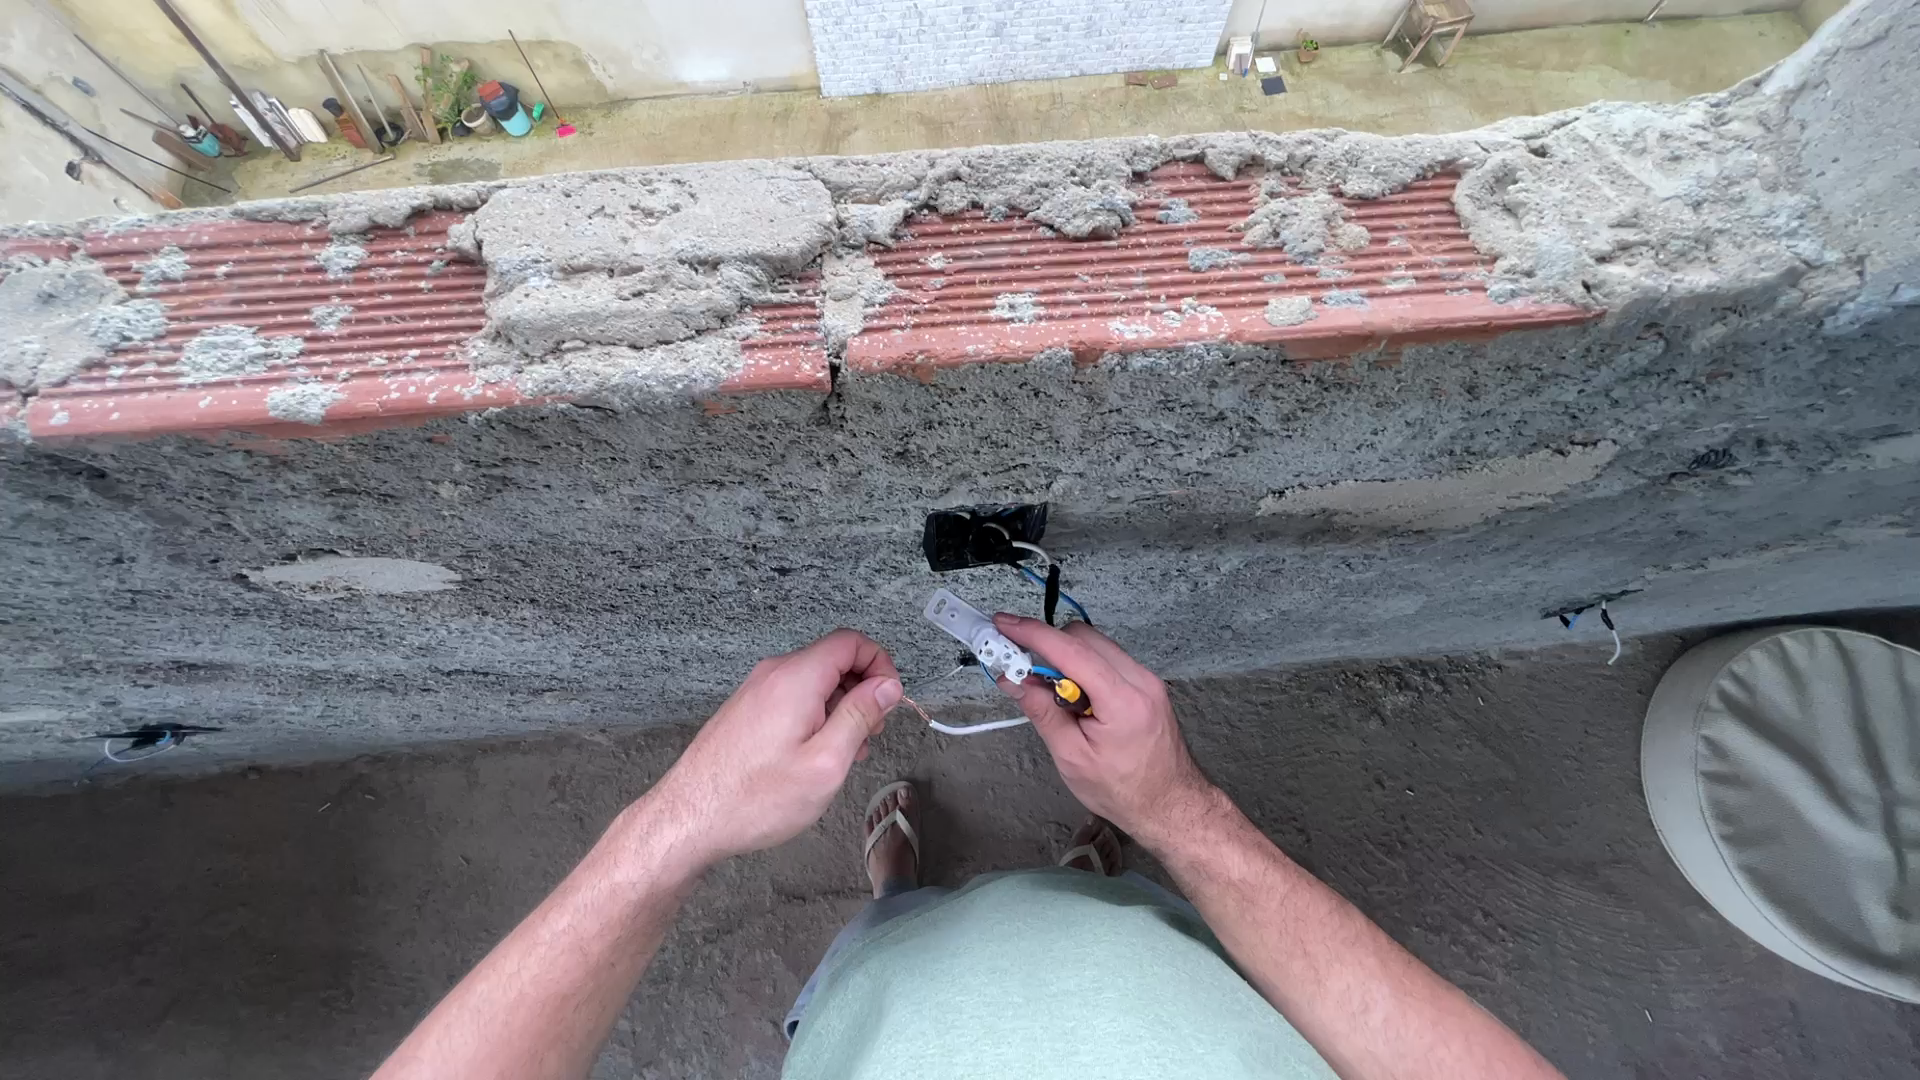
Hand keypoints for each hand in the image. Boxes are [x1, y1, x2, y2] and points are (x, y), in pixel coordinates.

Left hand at [648, 629, 901, 867]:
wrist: (687, 820)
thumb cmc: (756, 799)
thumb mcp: (826, 762)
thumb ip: (861, 716)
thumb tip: (888, 685)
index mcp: (797, 677)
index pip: (851, 641)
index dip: (880, 665)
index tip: (888, 701)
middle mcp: (774, 673)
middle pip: (834, 659)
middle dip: (862, 690)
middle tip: (870, 734)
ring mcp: (757, 690)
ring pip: (815, 681)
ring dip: (840, 707)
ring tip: (844, 753)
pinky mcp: (747, 709)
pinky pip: (794, 697)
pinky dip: (815, 715)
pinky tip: (815, 755)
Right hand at [992, 614, 1216, 844]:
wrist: (1171, 805)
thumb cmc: (1124, 791)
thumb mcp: (1072, 758)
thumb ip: (1042, 712)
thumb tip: (1013, 680)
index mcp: (1123, 701)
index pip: (1072, 651)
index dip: (1033, 634)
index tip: (1004, 625)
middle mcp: (1140, 680)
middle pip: (1083, 638)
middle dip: (1047, 645)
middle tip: (1019, 665)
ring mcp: (1147, 679)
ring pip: (1095, 644)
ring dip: (1064, 657)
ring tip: (1048, 690)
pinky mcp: (1146, 684)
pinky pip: (1106, 658)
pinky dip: (1082, 666)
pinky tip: (1072, 695)